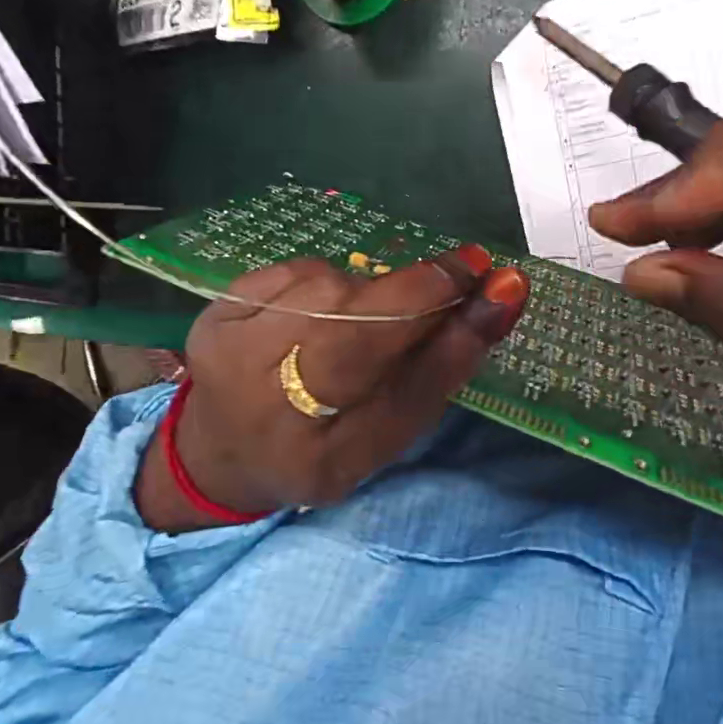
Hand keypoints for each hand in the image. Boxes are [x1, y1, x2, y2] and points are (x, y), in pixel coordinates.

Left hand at [136, 246, 530, 532]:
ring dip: (358, 296)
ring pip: (327, 281)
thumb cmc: (317, 453)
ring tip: (349, 333)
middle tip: (423, 306)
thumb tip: (503, 290)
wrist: (221, 451)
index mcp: (308, 430)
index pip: (380, 340)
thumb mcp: (387, 435)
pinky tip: (309, 319)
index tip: (482, 270)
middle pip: (353, 305)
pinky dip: (321, 286)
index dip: (434, 296)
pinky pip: (296, 270)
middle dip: (404, 297)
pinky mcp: (218, 305)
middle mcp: (259, 375)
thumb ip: (443, 365)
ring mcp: (230, 332)